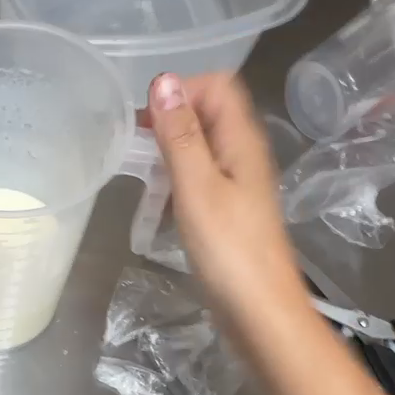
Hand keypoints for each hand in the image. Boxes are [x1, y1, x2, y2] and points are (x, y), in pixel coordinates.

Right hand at [144, 73, 313, 338]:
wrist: (258, 312)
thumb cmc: (229, 251)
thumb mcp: (198, 189)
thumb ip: (181, 137)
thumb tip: (164, 82)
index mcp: (242, 142)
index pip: (217, 86)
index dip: (181, 91)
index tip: (144, 121)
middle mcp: (244, 157)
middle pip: (210, 115)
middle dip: (171, 120)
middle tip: (136, 148)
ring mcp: (238, 188)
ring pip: (203, 150)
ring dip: (171, 153)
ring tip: (142, 176)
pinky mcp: (229, 216)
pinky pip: (201, 182)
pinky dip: (177, 183)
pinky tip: (160, 205)